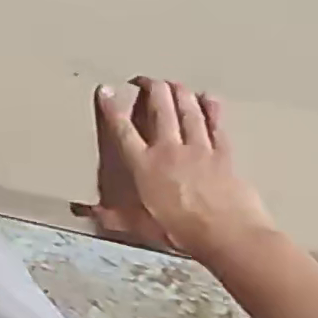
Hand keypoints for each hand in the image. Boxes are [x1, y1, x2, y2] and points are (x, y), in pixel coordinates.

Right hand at [81, 78, 276, 265]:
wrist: (230, 238)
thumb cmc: (183, 234)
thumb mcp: (141, 227)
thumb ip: (114, 217)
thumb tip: (87, 212)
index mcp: (145, 166)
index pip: (123, 129)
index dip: (112, 107)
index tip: (106, 90)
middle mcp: (169, 150)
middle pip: (159, 109)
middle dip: (151, 88)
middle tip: (144, 79)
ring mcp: (199, 150)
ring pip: (187, 111)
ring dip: (178, 92)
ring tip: (171, 82)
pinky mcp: (223, 155)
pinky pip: (216, 125)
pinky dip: (211, 108)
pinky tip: (208, 98)